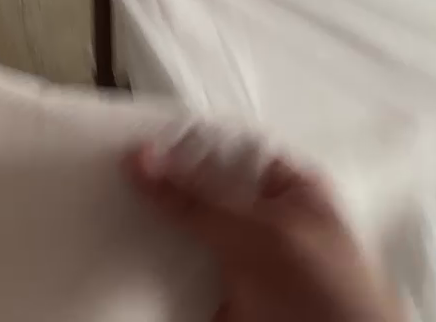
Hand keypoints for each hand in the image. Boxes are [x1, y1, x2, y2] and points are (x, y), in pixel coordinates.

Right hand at [126, 131, 403, 321]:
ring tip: (103, 196)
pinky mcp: (219, 292)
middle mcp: (260, 217)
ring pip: (182, 225)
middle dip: (155, 179)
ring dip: (148, 218)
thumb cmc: (332, 300)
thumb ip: (200, 199)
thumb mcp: (266, 237)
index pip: (219, 147)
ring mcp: (239, 256)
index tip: (132, 135)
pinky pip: (175, 265)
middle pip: (194, 185)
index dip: (178, 140)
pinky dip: (150, 257)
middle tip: (108, 166)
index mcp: (286, 188)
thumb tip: (137, 158)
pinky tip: (119, 239)